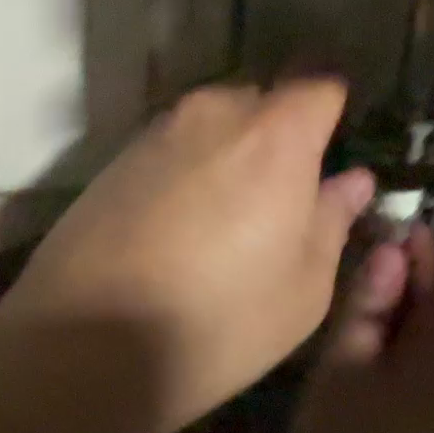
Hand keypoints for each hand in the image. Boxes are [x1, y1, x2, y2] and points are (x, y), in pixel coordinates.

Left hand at [0, 80, 374, 432]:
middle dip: (282, 134)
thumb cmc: (219, 321)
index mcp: (276, 135)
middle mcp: (215, 113)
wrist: (82, 345)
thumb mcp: (304, 288)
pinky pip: (174, 147)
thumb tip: (351, 181)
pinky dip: (189, 170)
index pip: (320, 86)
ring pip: (215, 123)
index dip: (334, 114)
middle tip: (285, 196)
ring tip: (230, 218)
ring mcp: (158, 132)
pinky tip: (180, 228)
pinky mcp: (116, 158)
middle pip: (264, 100)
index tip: (335, 154)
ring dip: (232, 153)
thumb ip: (333, 219)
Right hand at [293, 225, 433, 432]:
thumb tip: (393, 243)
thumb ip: (369, 299)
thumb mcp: (342, 363)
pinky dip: (425, 318)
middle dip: (420, 260)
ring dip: (421, 289)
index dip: (415, 237)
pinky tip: (388, 326)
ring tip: (373, 283)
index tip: (377, 224)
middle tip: (370, 250)